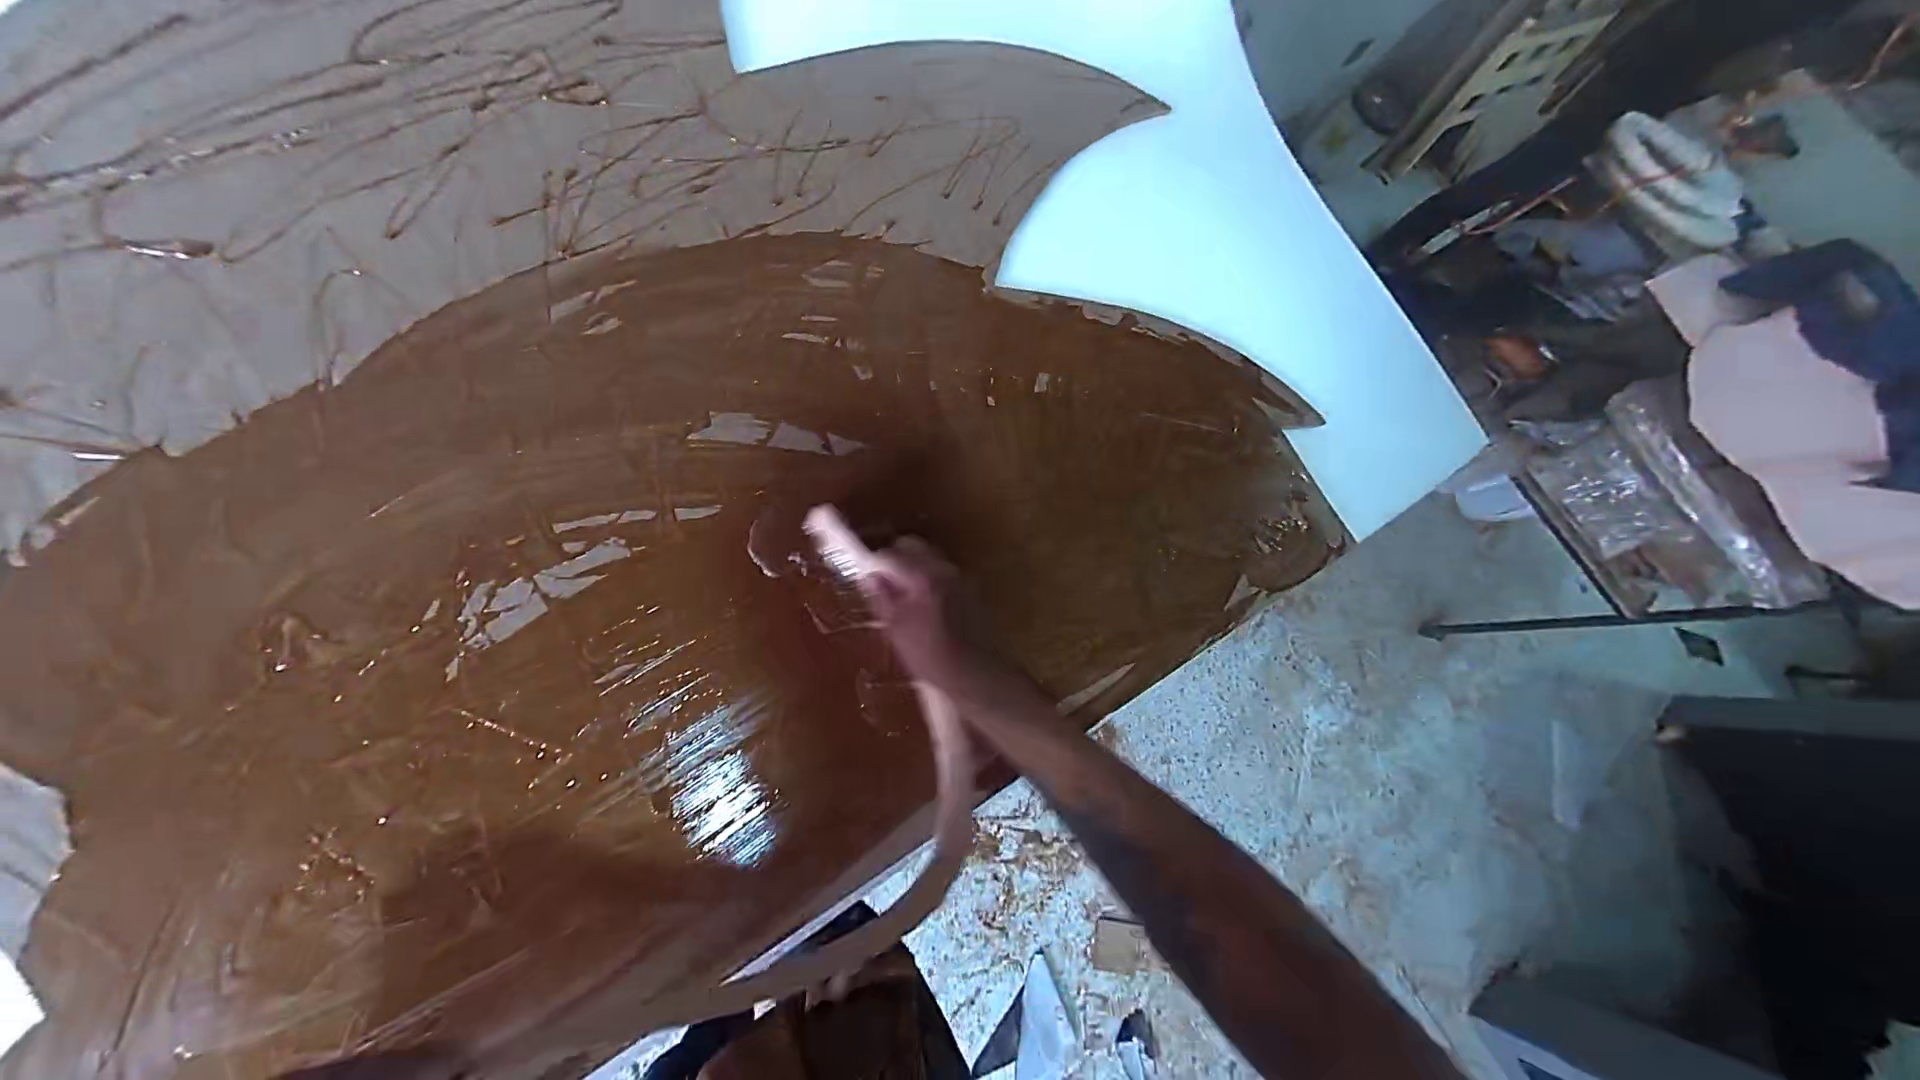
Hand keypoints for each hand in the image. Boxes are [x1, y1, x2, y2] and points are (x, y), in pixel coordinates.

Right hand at [803, 506, 995, 700]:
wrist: (975, 674)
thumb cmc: (930, 656)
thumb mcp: (896, 629)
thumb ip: (881, 597)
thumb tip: (869, 577)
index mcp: (921, 576)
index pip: (888, 554)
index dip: (872, 562)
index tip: (863, 574)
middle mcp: (943, 568)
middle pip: (912, 546)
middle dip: (894, 558)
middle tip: (883, 583)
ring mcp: (960, 577)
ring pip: (929, 558)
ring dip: (913, 567)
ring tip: (905, 597)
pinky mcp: (971, 589)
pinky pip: (944, 573)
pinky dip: (930, 579)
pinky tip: (927, 607)